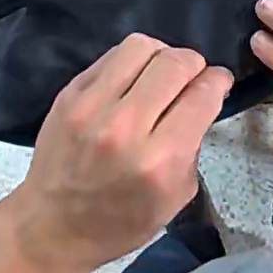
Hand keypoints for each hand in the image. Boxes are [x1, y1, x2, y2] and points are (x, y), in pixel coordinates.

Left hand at [5, 34, 232, 272]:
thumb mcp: (176, 196)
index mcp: (159, 161)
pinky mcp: (69, 94)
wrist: (53, 225)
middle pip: (174, 63)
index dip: (218, 81)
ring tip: (161, 73)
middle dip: (194, 63)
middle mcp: (125, 127)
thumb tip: (201, 98)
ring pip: (141, 46)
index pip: (201, 96)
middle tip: (193, 76)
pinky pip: (111, 56)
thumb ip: (193, 144)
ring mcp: (91, 106)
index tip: (219, 81)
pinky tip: (133, 79)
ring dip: (162, 54)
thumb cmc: (121, 221)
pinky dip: (131, 61)